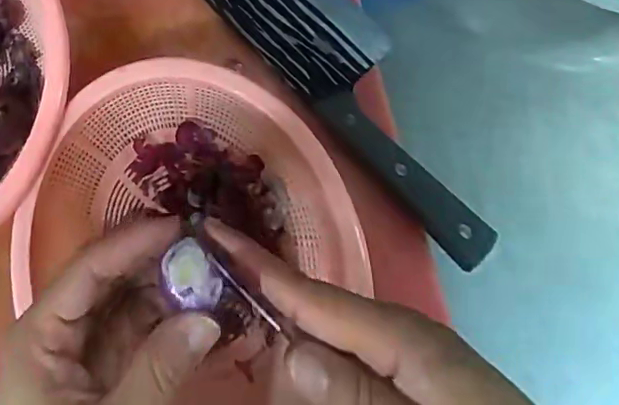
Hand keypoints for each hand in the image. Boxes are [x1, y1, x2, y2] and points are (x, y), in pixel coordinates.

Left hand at [0, 217, 223, 404]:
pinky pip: (135, 333)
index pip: (88, 269)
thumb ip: (156, 370)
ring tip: (209, 271)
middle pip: (107, 280)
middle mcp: (54, 331)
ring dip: (166, 288)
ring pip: (125, 303)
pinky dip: (167, 320)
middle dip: (154, 262)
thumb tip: (206, 316)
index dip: (132, 242)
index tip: (179, 225)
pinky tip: (200, 308)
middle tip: (203, 245)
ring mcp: (79, 352)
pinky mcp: (101, 374)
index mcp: (37, 334)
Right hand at [206, 221, 531, 404]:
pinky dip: (319, 352)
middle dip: (262, 298)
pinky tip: (298, 350)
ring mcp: (405, 355)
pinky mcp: (410, 377)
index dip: (255, 264)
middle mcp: (396, 333)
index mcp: (399, 335)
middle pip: (312, 313)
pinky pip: (350, 357)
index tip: (208, 230)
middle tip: (208, 277)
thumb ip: (360, 392)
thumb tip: (289, 349)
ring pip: (328, 337)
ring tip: (241, 309)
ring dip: (287, 331)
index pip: (310, 295)